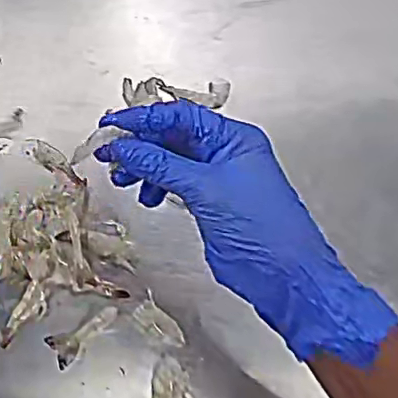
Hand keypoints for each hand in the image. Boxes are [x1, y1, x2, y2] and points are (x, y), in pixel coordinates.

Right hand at [98, 102, 397, 366]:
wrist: (289, 282)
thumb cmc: (260, 229)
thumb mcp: (204, 188)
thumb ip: (158, 163)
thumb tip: (120, 145)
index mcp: (232, 138)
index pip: (178, 115)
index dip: (141, 117)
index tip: (111, 125)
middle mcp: (223, 151)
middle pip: (169, 135)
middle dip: (136, 144)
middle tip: (108, 153)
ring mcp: (214, 176)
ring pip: (165, 158)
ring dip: (140, 165)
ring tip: (121, 178)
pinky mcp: (206, 198)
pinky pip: (169, 179)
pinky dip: (152, 184)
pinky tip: (146, 196)